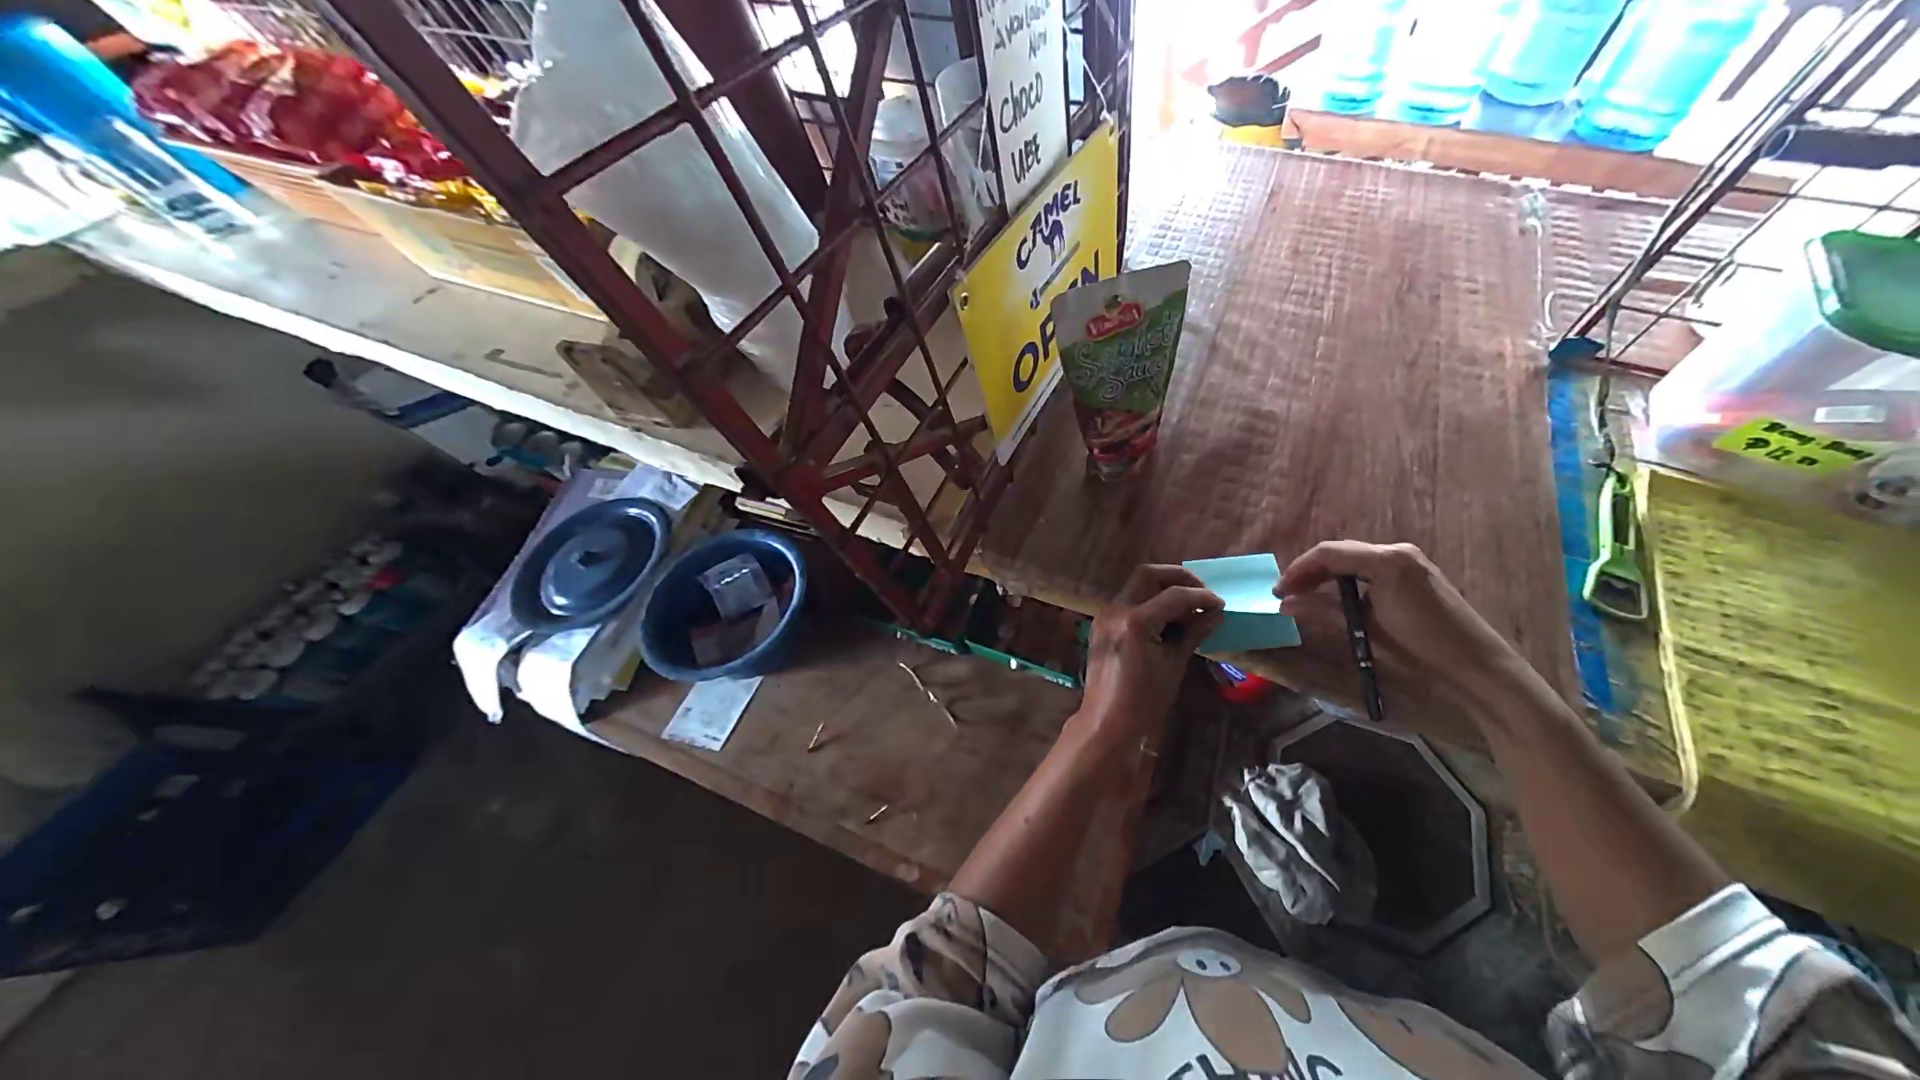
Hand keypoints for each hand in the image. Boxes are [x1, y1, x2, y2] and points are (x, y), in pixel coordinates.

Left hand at [1079, 564, 1224, 736]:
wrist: (1106, 723)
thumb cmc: (1144, 701)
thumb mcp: (1174, 665)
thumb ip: (1193, 633)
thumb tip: (1215, 613)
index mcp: (1135, 621)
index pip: (1175, 595)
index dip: (1201, 596)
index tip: (1220, 604)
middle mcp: (1116, 610)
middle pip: (1148, 575)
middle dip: (1178, 578)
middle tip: (1202, 594)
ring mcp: (1105, 616)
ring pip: (1136, 586)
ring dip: (1163, 590)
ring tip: (1188, 609)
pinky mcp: (1101, 625)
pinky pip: (1128, 602)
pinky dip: (1149, 603)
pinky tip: (1168, 620)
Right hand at [1276, 540, 1538, 718]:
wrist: (1479, 669)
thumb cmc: (1423, 646)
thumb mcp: (1367, 628)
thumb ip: (1324, 609)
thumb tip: (1286, 604)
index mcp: (1387, 559)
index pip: (1329, 553)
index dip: (1298, 570)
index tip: (1278, 593)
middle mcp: (1397, 553)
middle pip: (1340, 553)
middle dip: (1309, 573)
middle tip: (1286, 596)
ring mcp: (1409, 564)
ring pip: (1353, 562)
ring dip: (1325, 578)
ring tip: (1305, 598)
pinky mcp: (1415, 578)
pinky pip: (1369, 571)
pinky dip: (1346, 582)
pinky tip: (1335, 601)